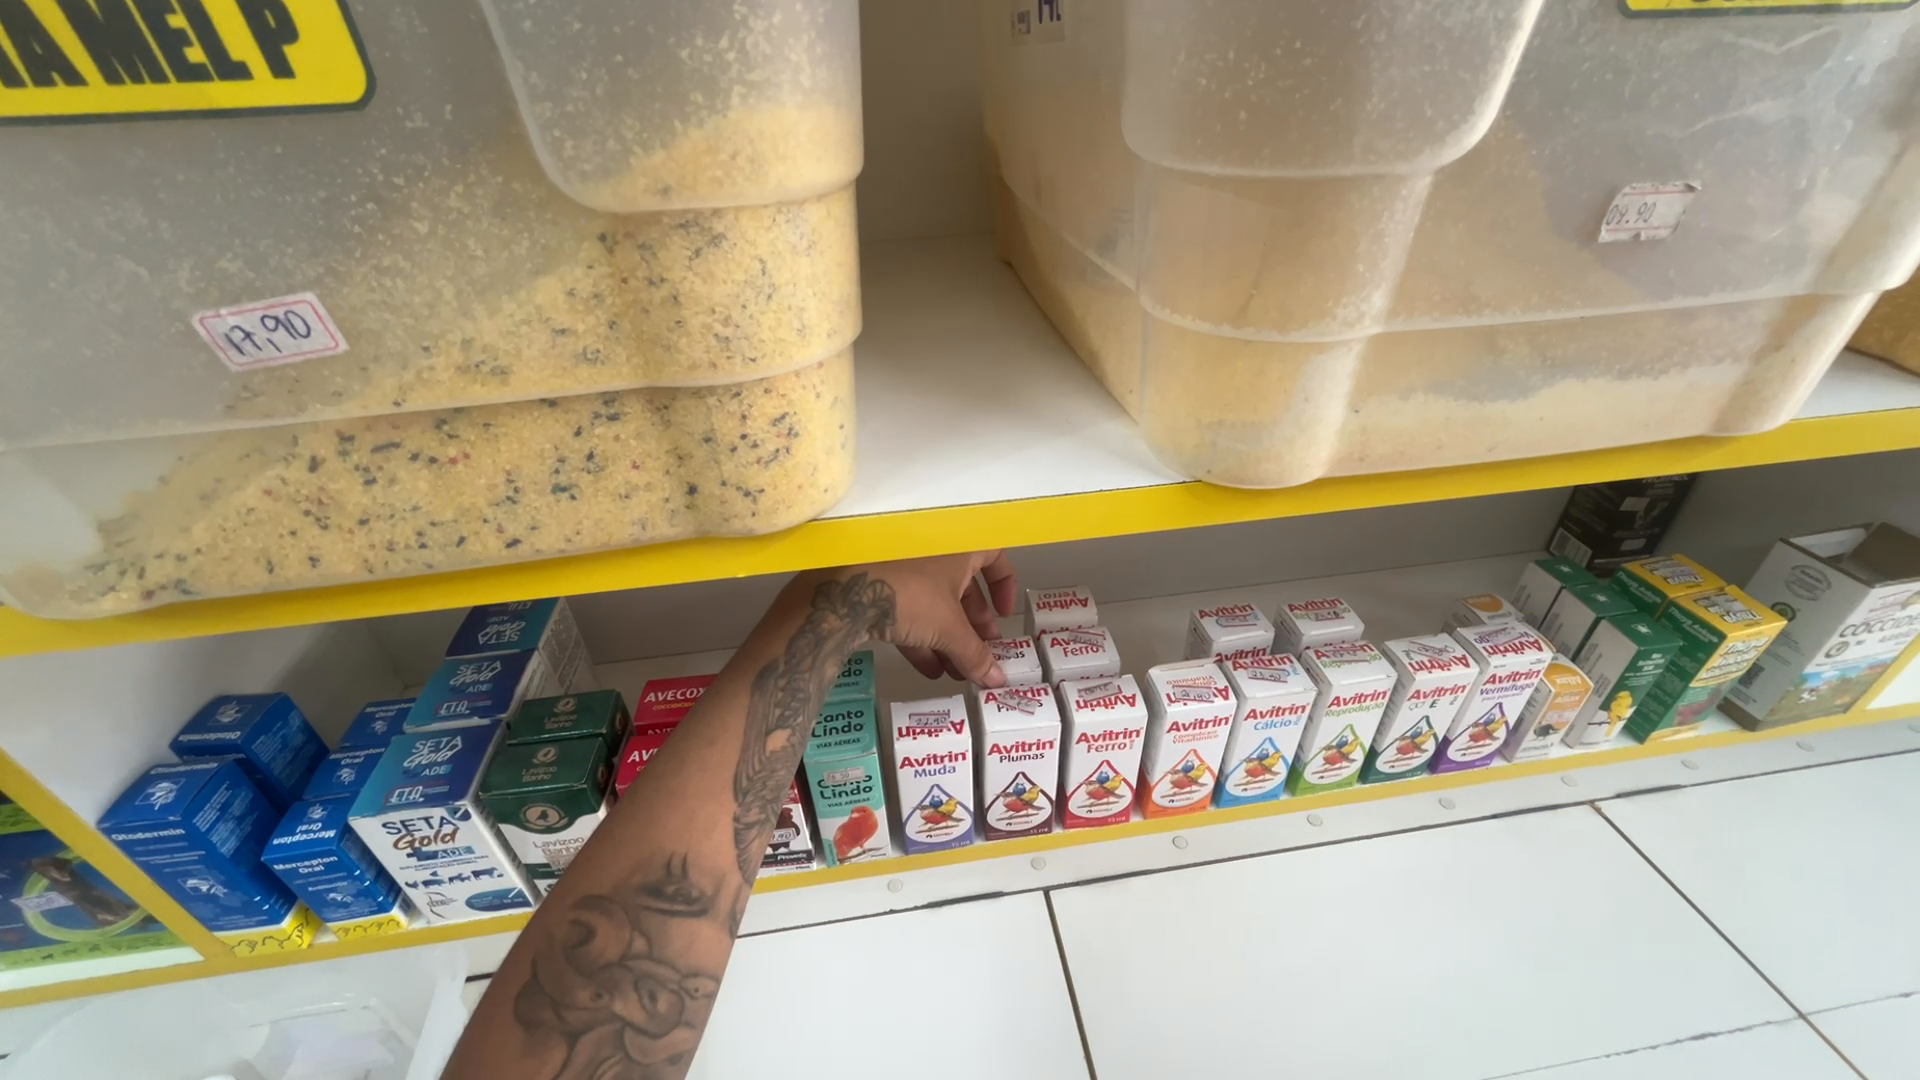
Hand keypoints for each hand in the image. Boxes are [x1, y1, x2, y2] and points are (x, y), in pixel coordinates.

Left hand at [794, 552, 1018, 687]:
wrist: (843, 592)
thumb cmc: (909, 594)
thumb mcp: (948, 628)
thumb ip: (976, 655)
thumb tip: (998, 681)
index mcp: (959, 547)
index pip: (994, 557)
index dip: (1004, 586)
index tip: (1004, 616)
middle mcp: (934, 551)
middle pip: (964, 587)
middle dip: (974, 626)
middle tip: (981, 654)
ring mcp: (905, 567)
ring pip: (935, 603)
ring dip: (948, 639)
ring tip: (956, 672)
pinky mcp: (879, 586)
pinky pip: (909, 611)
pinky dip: (922, 637)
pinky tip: (929, 670)